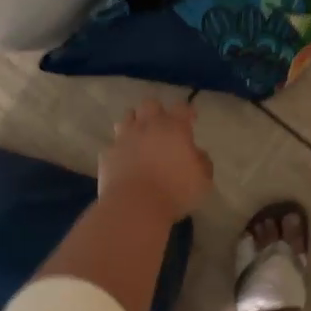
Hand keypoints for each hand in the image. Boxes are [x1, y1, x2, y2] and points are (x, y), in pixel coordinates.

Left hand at [99, 99, 212, 222]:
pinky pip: (113, 145)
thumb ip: (202, 162)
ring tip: (140, 137)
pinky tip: (124, 160)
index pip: (182, 107)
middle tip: (162, 125)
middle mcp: (148, 126)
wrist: (134, 206)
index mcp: (174, 128)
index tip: (191, 119)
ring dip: (134, 124)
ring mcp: (125, 138)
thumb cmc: (175, 191)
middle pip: (150, 104)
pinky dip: (120, 149)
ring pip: (126, 118)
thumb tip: (197, 154)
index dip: (187, 111)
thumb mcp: (203, 179)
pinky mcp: (108, 154)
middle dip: (156, 111)